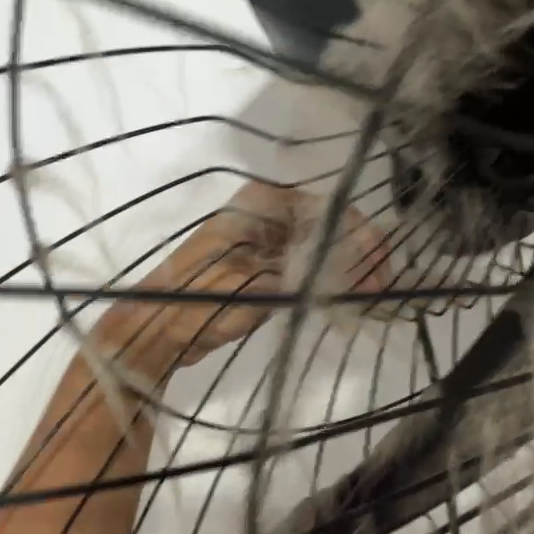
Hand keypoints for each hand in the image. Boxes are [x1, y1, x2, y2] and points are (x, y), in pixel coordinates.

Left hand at [94, 181, 394, 373]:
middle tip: (379, 294)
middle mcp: (266, 213)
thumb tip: (364, 275)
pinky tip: (341, 304)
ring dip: (344, 272)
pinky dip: (324, 284)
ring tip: (366, 301)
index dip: (362, 239)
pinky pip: (304, 268)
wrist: (152, 330)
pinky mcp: (260, 267)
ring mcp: (263, 240)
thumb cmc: (198, 301)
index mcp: (261, 203)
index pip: (330, 209)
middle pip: (328, 227)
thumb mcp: (259, 287)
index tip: (380, 275)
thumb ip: (312, 276)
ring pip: (319, 248)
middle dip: (357, 257)